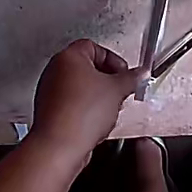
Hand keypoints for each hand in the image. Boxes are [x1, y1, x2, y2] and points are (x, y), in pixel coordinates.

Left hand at [30, 39, 140, 154]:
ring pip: (81, 85)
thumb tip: (140, 74)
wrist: (60, 145)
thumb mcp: (118, 90)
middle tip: (119, 89)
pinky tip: (96, 120)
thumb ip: (132, 78)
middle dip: (108, 78)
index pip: (94, 46)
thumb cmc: (81, 114)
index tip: (124, 73)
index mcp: (68, 57)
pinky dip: (86, 108)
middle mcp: (55, 71)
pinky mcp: (51, 110)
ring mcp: (50, 90)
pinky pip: (73, 102)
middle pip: (88, 66)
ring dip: (98, 94)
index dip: (113, 59)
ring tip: (108, 107)